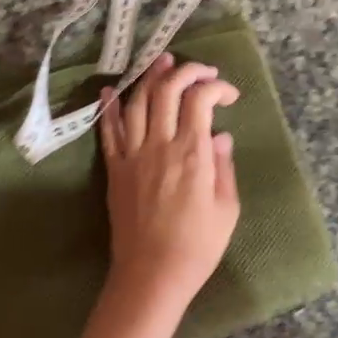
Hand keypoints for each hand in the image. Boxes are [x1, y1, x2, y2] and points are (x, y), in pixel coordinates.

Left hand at [99, 53, 240, 312]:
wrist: (151, 276)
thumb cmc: (197, 246)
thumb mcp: (227, 209)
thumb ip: (224, 167)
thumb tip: (220, 136)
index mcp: (192, 153)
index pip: (200, 100)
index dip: (216, 87)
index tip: (229, 95)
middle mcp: (160, 145)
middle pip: (167, 90)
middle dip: (185, 71)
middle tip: (200, 69)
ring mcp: (133, 155)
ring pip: (137, 102)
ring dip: (150, 77)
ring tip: (162, 61)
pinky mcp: (115, 169)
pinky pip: (109, 131)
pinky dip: (110, 107)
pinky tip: (110, 91)